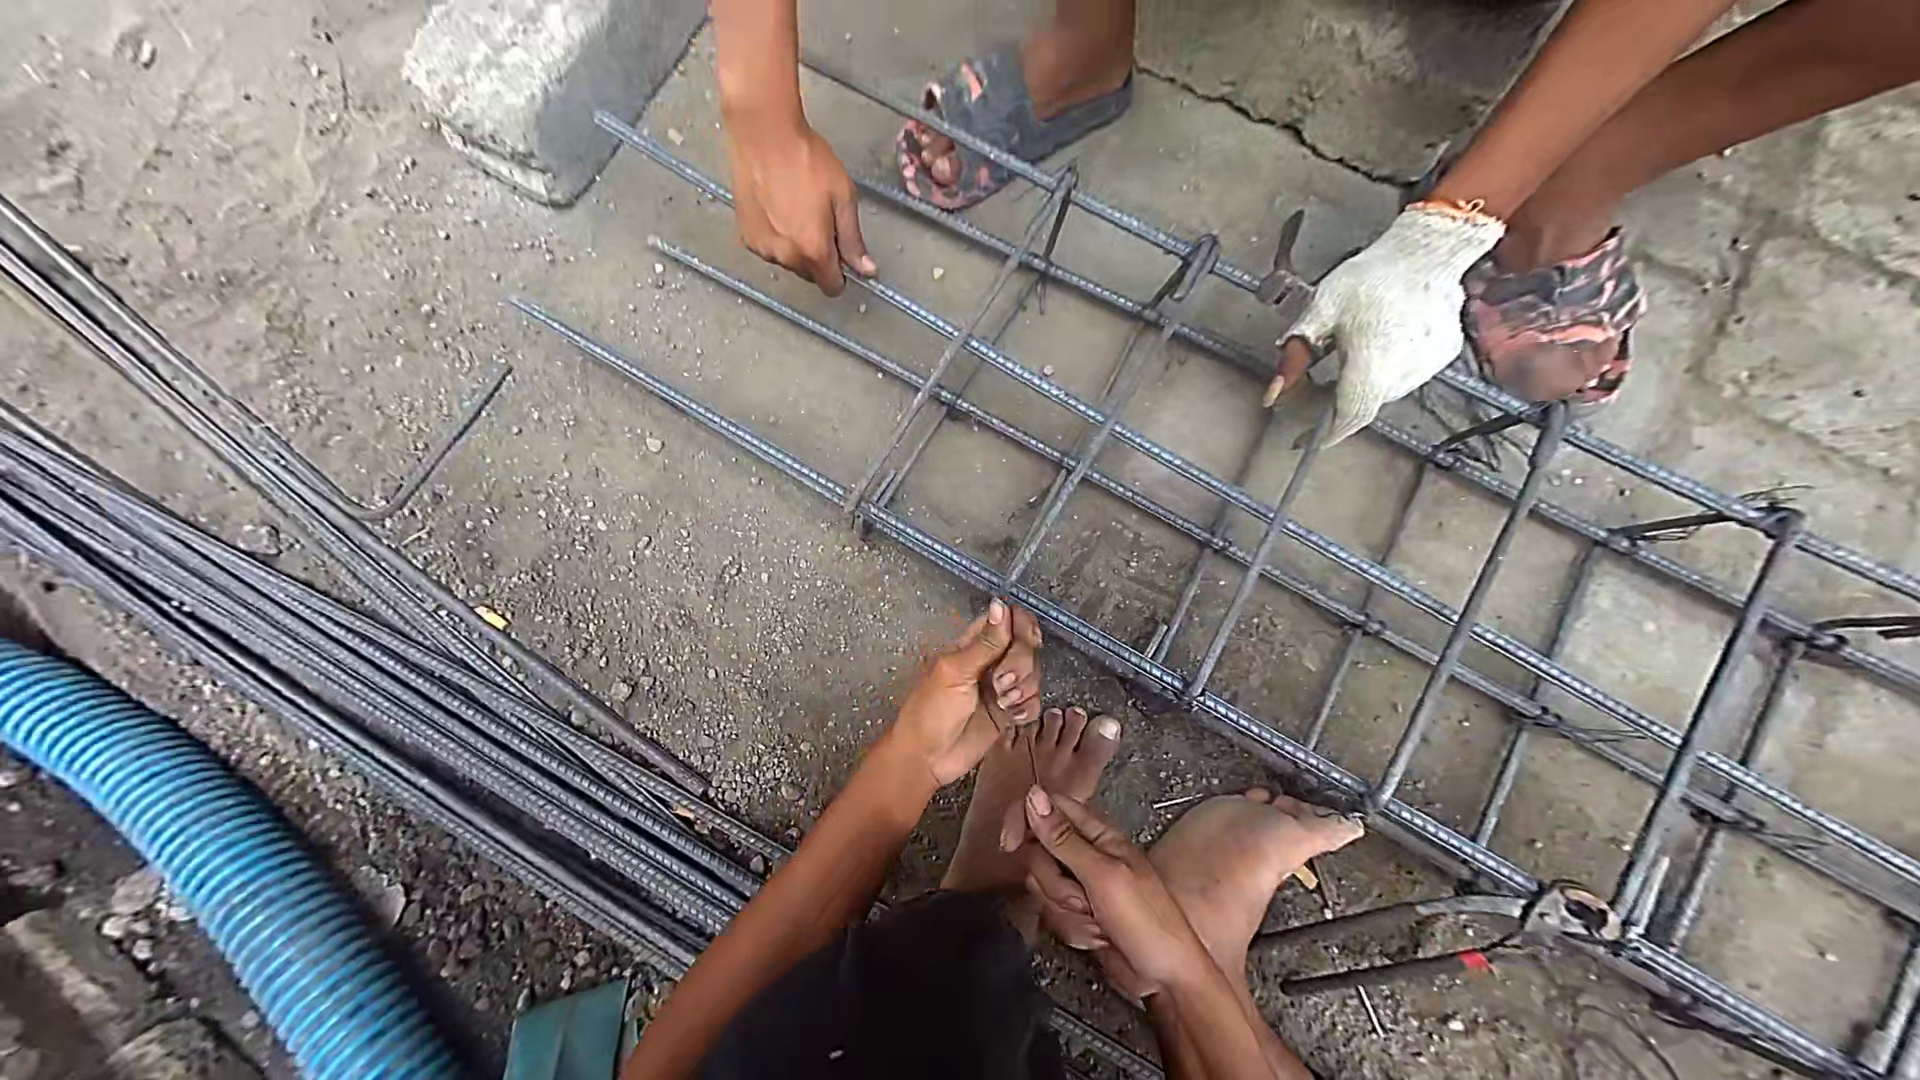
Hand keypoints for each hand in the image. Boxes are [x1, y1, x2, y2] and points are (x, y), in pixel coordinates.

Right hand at [724, 110, 874, 295]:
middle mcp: (786, 257)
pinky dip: (776, 237)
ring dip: (796, 247)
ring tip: (795, 208)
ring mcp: (764, 248)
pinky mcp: (747, 236)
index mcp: (814, 252)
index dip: (840, 273)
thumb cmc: (805, 159)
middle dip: (818, 256)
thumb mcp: (843, 198)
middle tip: (818, 219)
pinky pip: (769, 249)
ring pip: (789, 263)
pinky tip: (777, 208)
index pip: (832, 287)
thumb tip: (866, 270)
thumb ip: (853, 240)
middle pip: (811, 275)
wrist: (763, 132)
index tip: (841, 252)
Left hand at [885, 599, 1026, 786]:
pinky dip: (1027, 707)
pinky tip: (1011, 715)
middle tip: (1000, 682)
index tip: (1022, 640)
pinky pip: (1034, 701)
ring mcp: (1001, 686)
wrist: (926, 758)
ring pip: (1034, 673)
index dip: (1021, 627)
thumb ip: (984, 642)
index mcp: (973, 644)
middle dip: (1021, 664)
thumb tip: (1000, 605)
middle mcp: (991, 661)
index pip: (1008, 619)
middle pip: (1026, 646)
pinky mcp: (1009, 711)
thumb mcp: (955, 672)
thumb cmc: (930, 711)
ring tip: (1002, 701)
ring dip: (1024, 687)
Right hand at [1021, 786, 1211, 990]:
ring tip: (1097, 919)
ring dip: (1065, 908)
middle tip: (1083, 897)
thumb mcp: (1102, 875)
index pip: (1047, 807)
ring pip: (1042, 885)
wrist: (1167, 980)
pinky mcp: (1077, 911)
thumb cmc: (1148, 921)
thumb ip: (1063, 838)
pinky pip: (1052, 912)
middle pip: (1038, 851)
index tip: (1009, 843)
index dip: (1024, 820)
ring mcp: (1081, 884)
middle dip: (1054, 881)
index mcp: (1097, 833)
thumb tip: (1033, 796)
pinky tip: (1097, 935)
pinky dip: (1072, 927)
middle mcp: (1086, 853)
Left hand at [1268, 204, 1505, 444]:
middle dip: (1327, 406)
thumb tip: (1271, 395)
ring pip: (1380, 396)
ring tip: (1336, 363)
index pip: (1347, 417)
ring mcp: (1427, 365)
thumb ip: (1294, 358)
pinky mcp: (1441, 356)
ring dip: (1351, 390)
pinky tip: (1368, 352)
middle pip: (1359, 407)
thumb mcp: (1318, 314)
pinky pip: (1401, 379)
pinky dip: (1377, 376)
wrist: (1427, 248)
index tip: (1302, 440)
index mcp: (1373, 364)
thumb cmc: (1370, 278)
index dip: (1322, 434)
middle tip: (1304, 391)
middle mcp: (1405, 371)